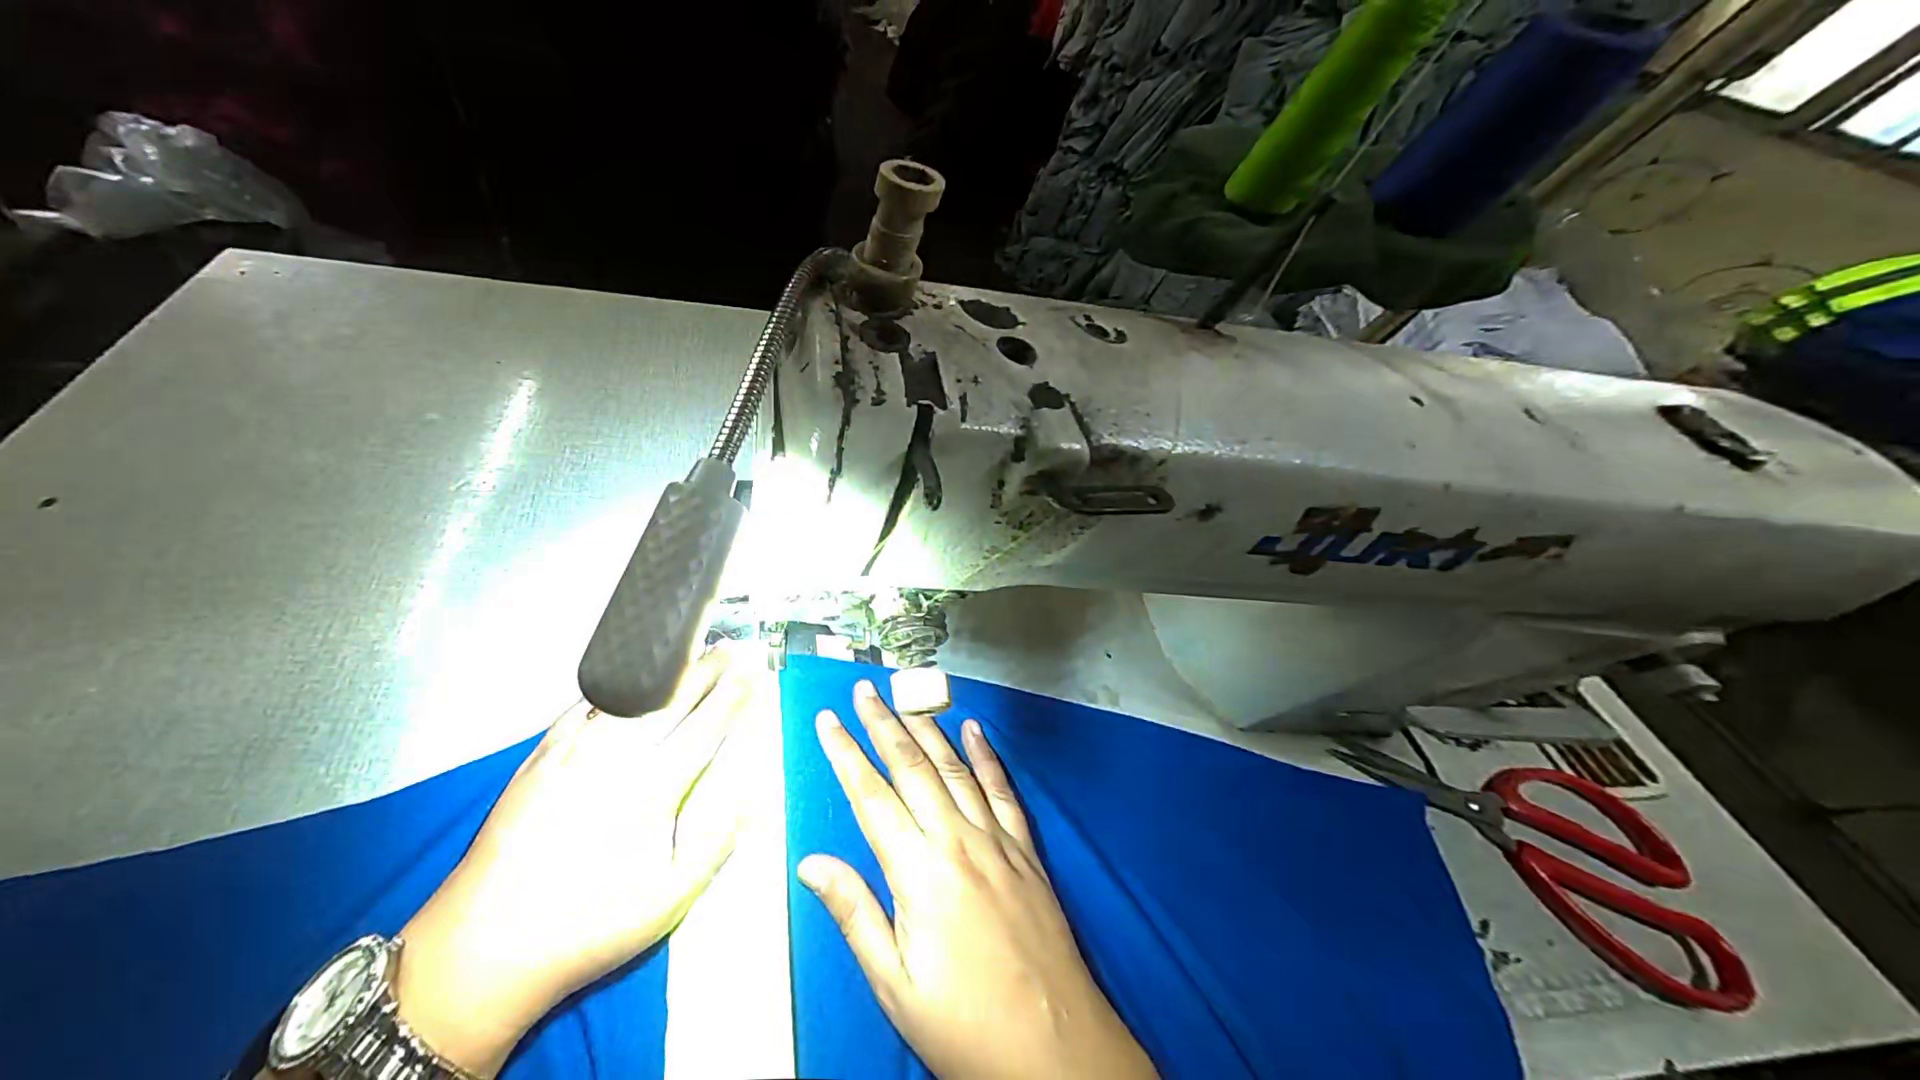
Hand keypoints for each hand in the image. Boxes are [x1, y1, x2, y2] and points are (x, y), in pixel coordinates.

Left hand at [391, 644, 763, 1076]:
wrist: (482, 948)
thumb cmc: (586, 928)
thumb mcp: (667, 901)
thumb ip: (715, 844)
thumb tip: (752, 799)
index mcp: (650, 790)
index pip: (703, 729)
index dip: (732, 699)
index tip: (753, 673)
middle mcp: (612, 760)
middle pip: (668, 703)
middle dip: (703, 672)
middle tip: (728, 649)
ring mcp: (570, 756)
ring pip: (627, 699)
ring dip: (662, 676)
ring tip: (687, 658)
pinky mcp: (537, 762)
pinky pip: (580, 712)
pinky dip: (611, 692)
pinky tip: (624, 686)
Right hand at [799, 681, 1157, 1079]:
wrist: (1054, 1047)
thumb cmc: (963, 1024)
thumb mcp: (894, 983)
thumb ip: (855, 913)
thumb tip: (811, 863)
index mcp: (918, 872)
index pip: (872, 797)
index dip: (846, 754)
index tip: (828, 721)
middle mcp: (958, 842)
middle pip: (913, 769)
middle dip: (884, 724)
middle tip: (865, 689)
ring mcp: (997, 842)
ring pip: (956, 770)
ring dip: (928, 729)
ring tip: (908, 697)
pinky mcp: (1026, 852)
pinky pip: (1004, 791)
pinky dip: (988, 757)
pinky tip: (976, 730)